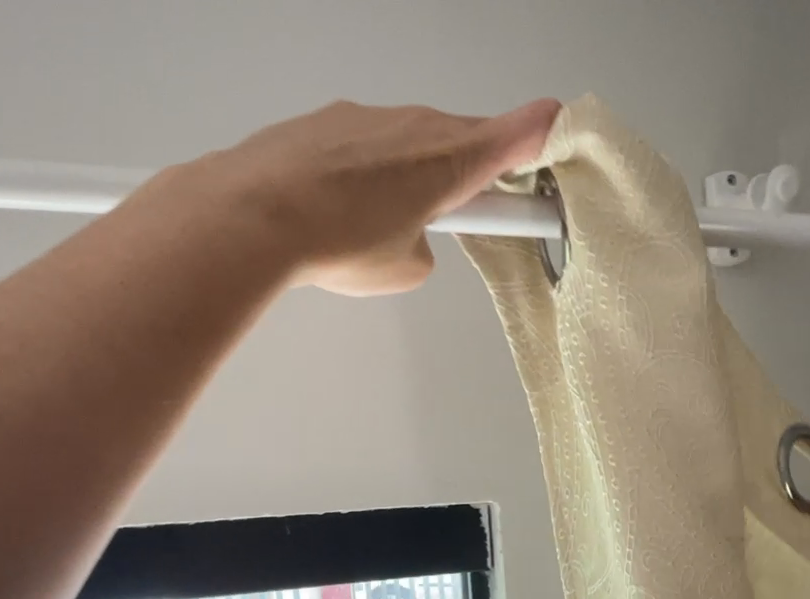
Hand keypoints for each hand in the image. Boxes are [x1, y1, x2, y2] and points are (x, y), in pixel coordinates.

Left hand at [184, 98, 560, 294]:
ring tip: (382, 220)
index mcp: (453, 161)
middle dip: (471, 171)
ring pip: (415, 139)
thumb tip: (411, 235)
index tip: (559, 142)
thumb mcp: (407, 270)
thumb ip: (428, 248)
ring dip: (415, 172)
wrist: (251, 214)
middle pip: (466, 138)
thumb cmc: (341, 244)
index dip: (546, 138)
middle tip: (462, 212)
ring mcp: (370, 116)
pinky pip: (369, 140)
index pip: (522, 134)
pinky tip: (341, 203)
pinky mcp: (327, 118)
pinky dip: (370, 168)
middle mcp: (419, 125)